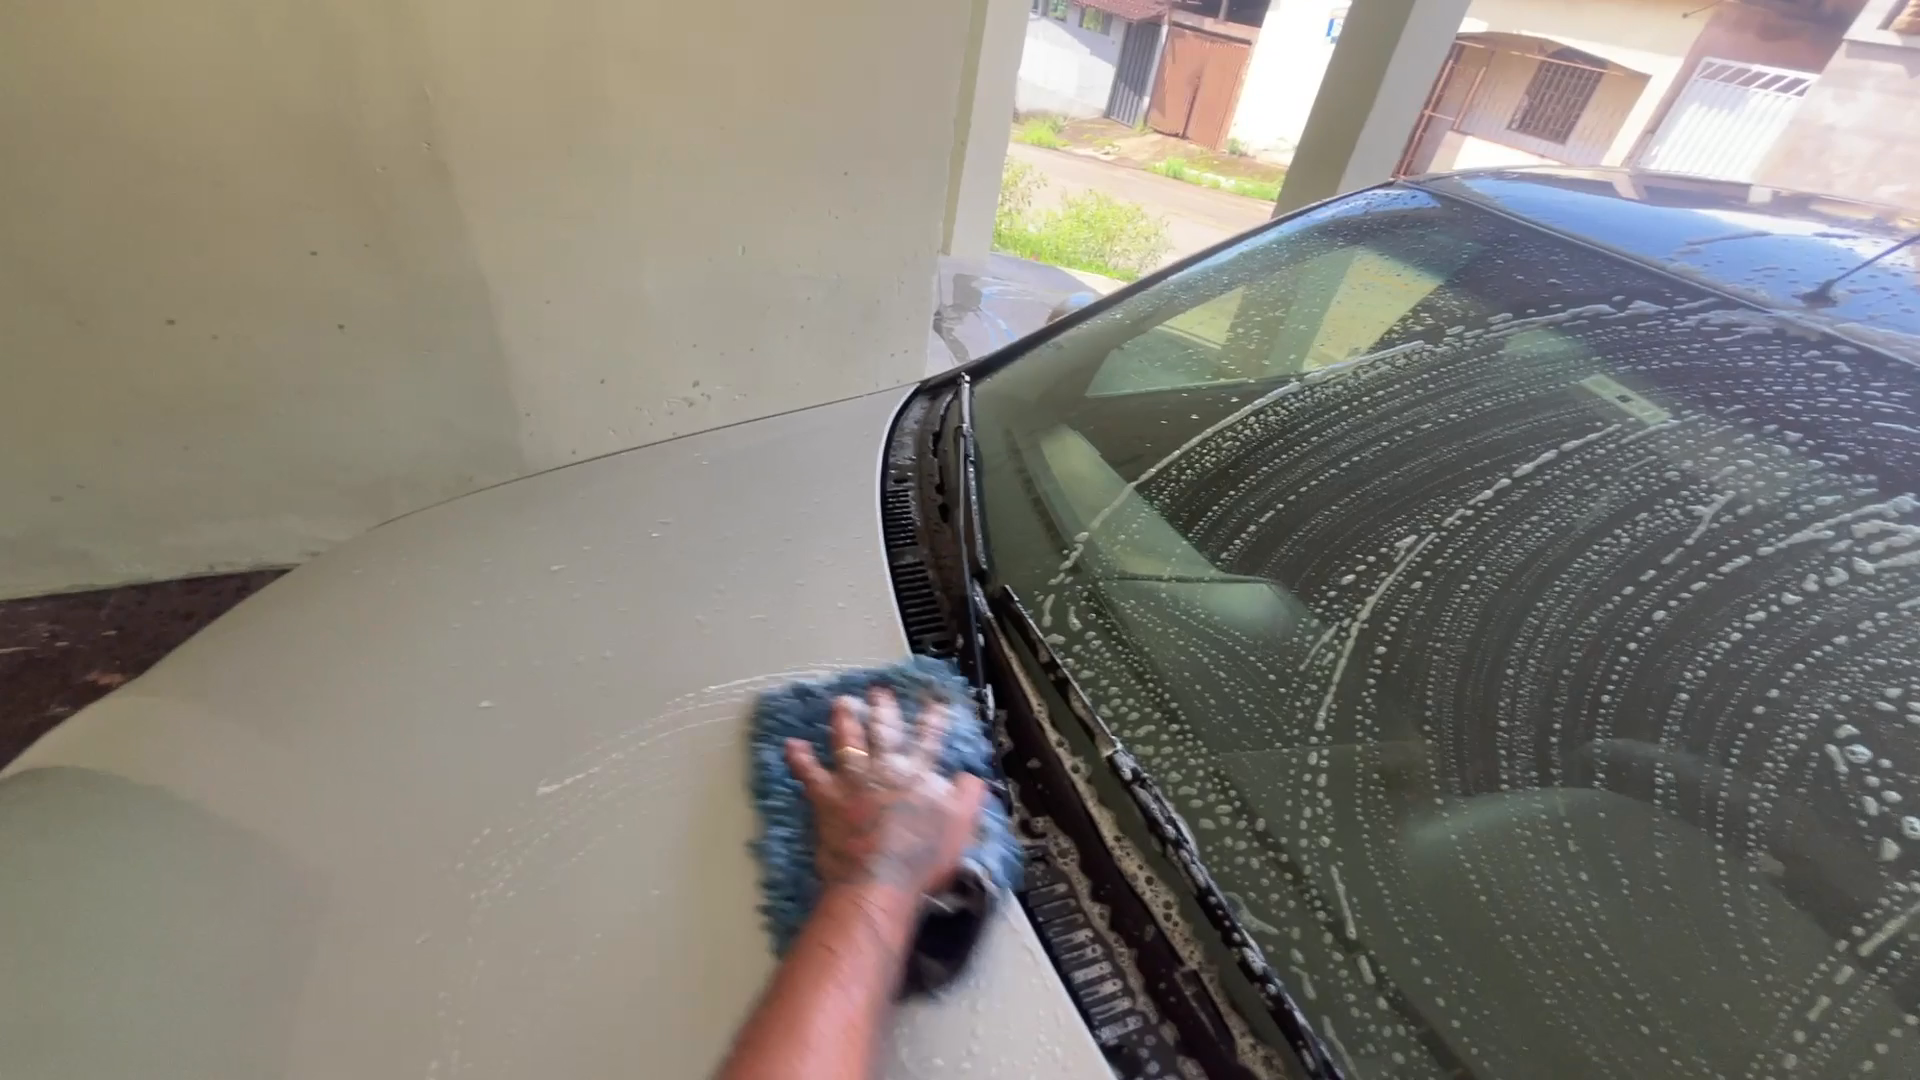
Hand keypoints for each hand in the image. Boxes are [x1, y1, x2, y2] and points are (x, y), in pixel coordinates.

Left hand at [785, 689, 988, 896]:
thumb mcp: (961, 824)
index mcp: (916, 772)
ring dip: (844, 720)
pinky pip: (809, 773)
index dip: (933, 719)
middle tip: (879, 691)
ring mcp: (852, 780)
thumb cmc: (922, 857)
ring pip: (847, 741)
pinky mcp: (827, 798)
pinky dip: (800, 759)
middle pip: (883, 730)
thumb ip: (968, 794)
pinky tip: (791, 745)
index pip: (928, 738)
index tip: (935, 703)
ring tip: (841, 702)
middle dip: (883, 708)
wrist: (878, 880)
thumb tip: (970, 775)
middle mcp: (883, 767)